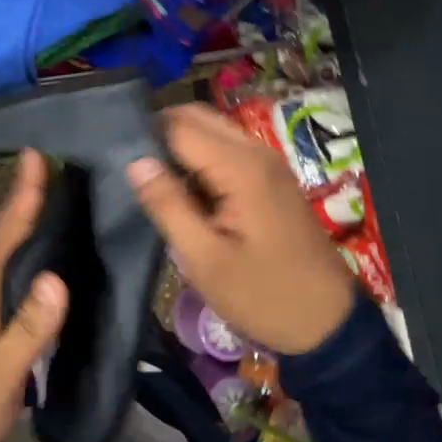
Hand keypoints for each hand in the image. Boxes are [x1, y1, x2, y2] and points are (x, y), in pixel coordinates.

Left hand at [0, 149, 68, 441]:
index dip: (23, 197)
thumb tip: (55, 277)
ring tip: (56, 198)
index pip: (8, 240)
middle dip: (28, 199)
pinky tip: (42, 261)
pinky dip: (26, 256)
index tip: (36, 153)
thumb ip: (25, 334)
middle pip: (8, 240)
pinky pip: (10, 280)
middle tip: (55, 163)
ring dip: (27, 223)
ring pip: (8, 257)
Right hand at [129, 104, 355, 354]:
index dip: (143, 136)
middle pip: (196, 116)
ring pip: (211, 128)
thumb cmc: (263, 296)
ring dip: (180, 143)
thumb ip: (167, 205)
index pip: (177, 126)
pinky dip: (200, 155)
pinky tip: (184, 188)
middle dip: (160, 131)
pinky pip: (227, 147)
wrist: (328, 325)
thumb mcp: (204, 259)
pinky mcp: (271, 176)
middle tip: (131, 166)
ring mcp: (267, 162)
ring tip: (152, 177)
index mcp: (240, 167)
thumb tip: (135, 162)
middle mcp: (256, 151)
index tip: (114, 156)